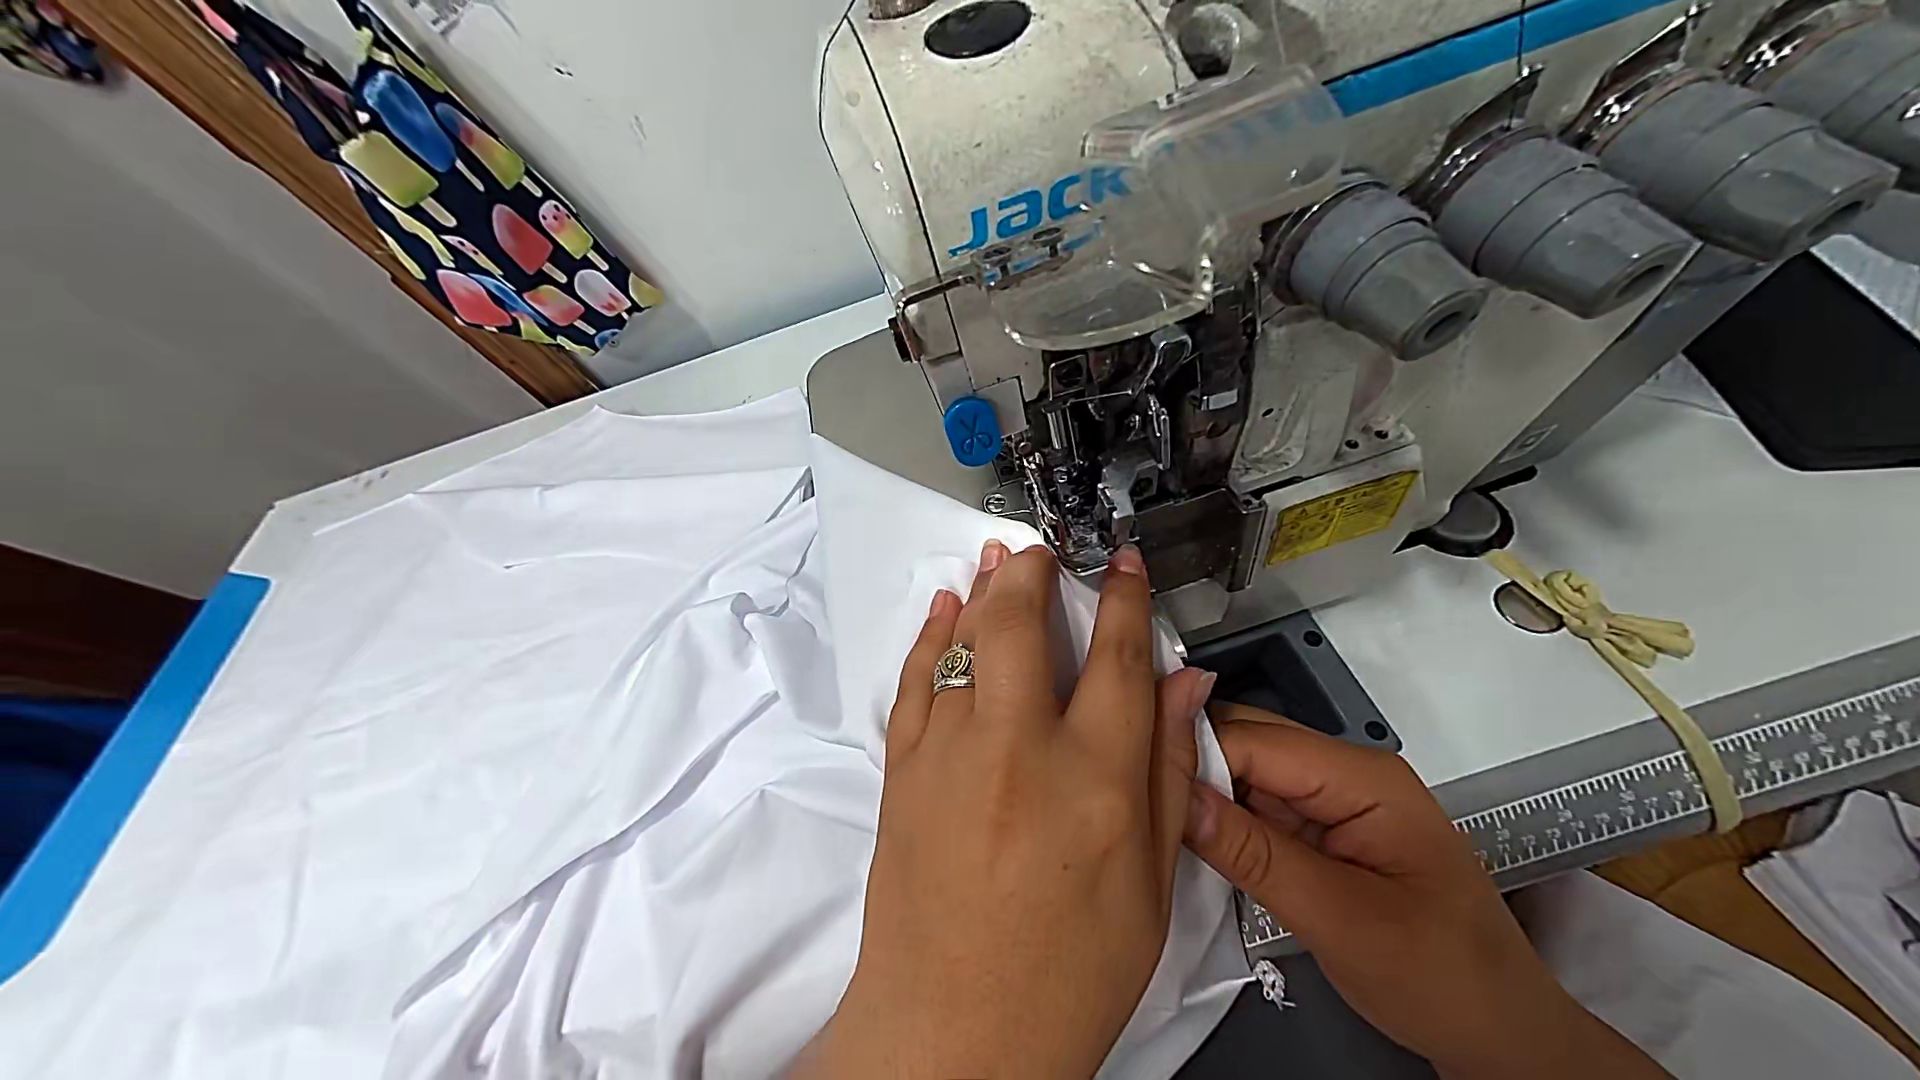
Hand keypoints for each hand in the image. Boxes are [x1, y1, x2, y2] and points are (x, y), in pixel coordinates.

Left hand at [792, 540, 1215, 1079]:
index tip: (1124, 563)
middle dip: (1036, 571)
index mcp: (1096, 780)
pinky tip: (945, 609)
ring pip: (967, 640)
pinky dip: (931, 636)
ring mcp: (950, 753)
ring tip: (999, 559)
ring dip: (985, 590)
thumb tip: (1181, 688)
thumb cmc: (1067, 972)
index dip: (1125, 598)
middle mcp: (1019, 749)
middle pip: (1025, 624)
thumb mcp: (1152, 884)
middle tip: (1043, 551)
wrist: (954, 1032)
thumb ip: (1168, 771)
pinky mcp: (904, 769)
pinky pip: (915, 681)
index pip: (1119, 656)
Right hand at [1183, 706, 1670, 1079]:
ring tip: (1152, 813)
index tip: (1140, 782)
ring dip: (1199, 791)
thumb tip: (1180, 801)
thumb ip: (1255, 855)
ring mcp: (1326, 798)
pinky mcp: (1313, 826)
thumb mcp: (1343, 920)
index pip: (1254, 742)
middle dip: (1190, 764)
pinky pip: (1250, 804)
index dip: (1193, 756)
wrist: (1501, 1034)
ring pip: (1240, 770)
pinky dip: (1217, 817)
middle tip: (1137, 795)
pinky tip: (1187, 832)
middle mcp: (1340, 772)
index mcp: (1362, 776)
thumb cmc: (1444, 977)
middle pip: (1244, 741)